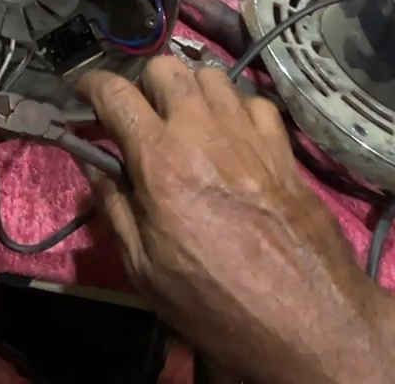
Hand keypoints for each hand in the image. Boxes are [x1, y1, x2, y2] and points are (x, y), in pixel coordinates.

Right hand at [79, 61, 394, 383]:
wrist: (311, 326)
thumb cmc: (217, 302)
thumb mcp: (144, 268)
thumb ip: (113, 206)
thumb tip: (92, 165)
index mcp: (160, 160)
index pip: (114, 93)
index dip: (90, 85)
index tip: (82, 94)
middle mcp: (201, 132)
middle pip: (164, 67)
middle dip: (143, 83)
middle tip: (141, 115)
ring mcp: (247, 135)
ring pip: (209, 75)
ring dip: (189, 90)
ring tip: (186, 119)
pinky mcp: (282, 148)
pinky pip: (253, 101)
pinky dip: (235, 108)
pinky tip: (231, 135)